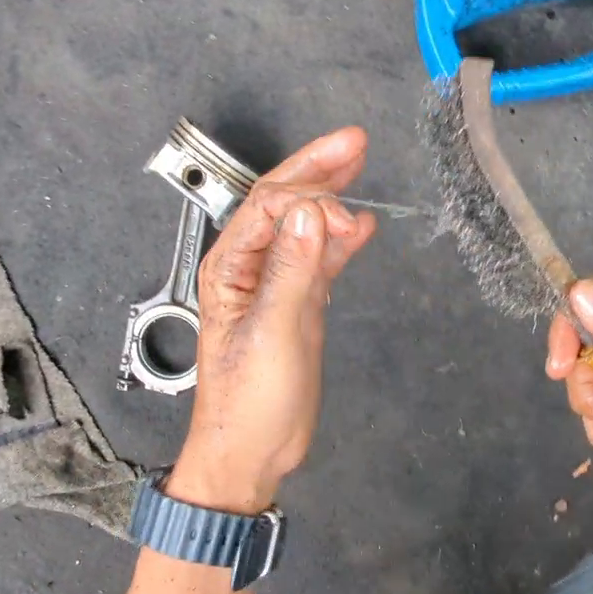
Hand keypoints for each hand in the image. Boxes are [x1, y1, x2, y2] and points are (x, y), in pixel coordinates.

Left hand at [169, 127, 378, 512]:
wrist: (252, 453)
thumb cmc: (251, 401)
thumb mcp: (272, 334)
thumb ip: (293, 271)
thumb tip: (313, 212)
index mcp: (230, 267)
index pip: (269, 208)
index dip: (308, 194)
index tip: (346, 204)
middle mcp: (250, 266)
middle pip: (284, 204)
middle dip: (317, 170)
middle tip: (356, 140)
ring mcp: (276, 284)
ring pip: (305, 228)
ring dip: (332, 198)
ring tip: (362, 168)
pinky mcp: (299, 305)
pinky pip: (320, 261)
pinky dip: (341, 242)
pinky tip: (362, 229)